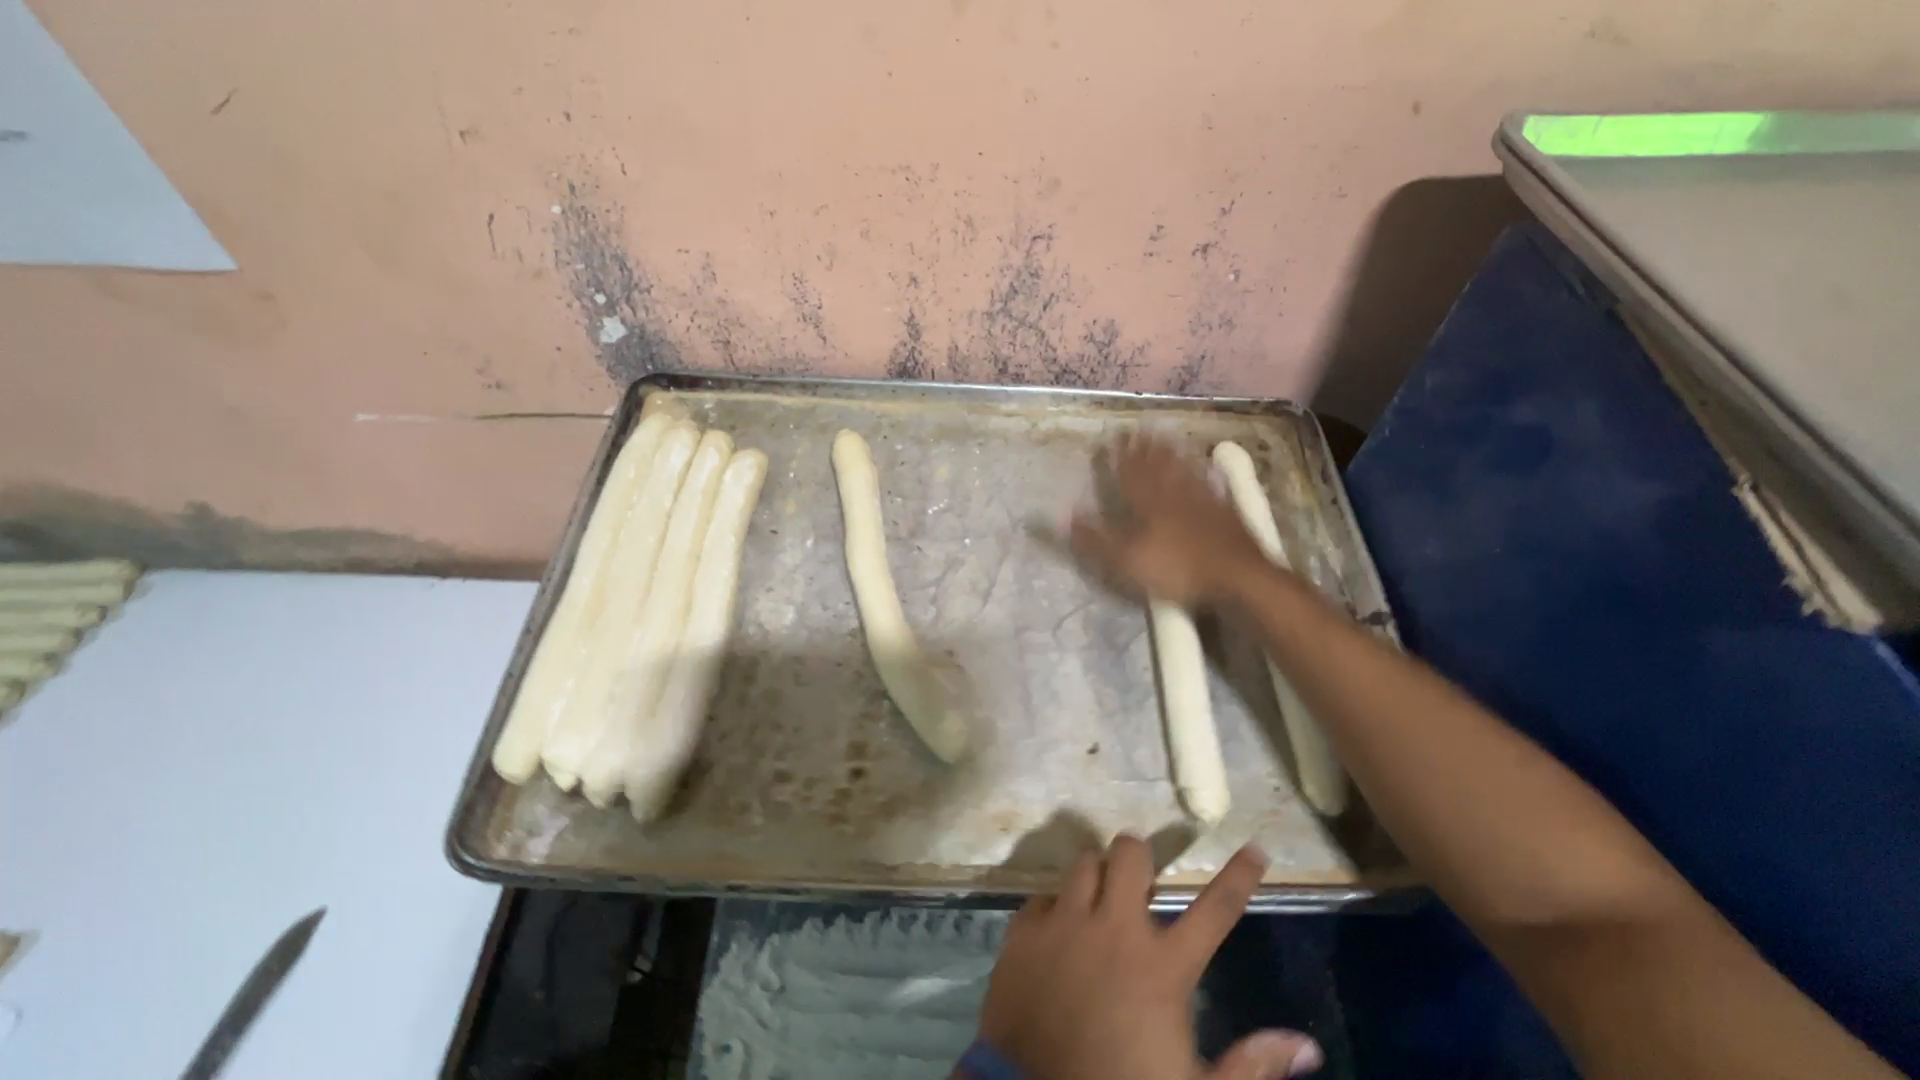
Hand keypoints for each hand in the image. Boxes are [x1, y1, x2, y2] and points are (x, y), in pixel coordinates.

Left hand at [974, 836, 1321, 1079]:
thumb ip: (1251, 1064)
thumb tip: (1308, 1049)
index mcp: (1164, 967)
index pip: (1215, 909)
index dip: (1239, 875)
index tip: (1254, 848)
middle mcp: (1115, 931)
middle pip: (1131, 855)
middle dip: (1138, 856)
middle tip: (1138, 877)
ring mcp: (1065, 926)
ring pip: (1082, 864)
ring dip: (1095, 876)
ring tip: (1097, 899)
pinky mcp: (1023, 935)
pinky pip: (1040, 898)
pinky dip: (1052, 909)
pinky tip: (1056, 931)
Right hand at [1069, 435, 1267, 606]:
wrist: (1236, 576)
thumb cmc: (1177, 569)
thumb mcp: (1127, 560)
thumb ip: (1095, 537)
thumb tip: (1064, 513)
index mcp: (1148, 504)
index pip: (1130, 473)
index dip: (1121, 455)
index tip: (1114, 436)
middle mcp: (1174, 494)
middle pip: (1158, 466)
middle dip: (1146, 447)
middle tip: (1141, 427)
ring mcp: (1203, 500)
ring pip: (1183, 470)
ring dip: (1174, 453)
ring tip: (1168, 437)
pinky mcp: (1225, 512)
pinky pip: (1210, 484)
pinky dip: (1203, 472)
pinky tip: (1206, 466)